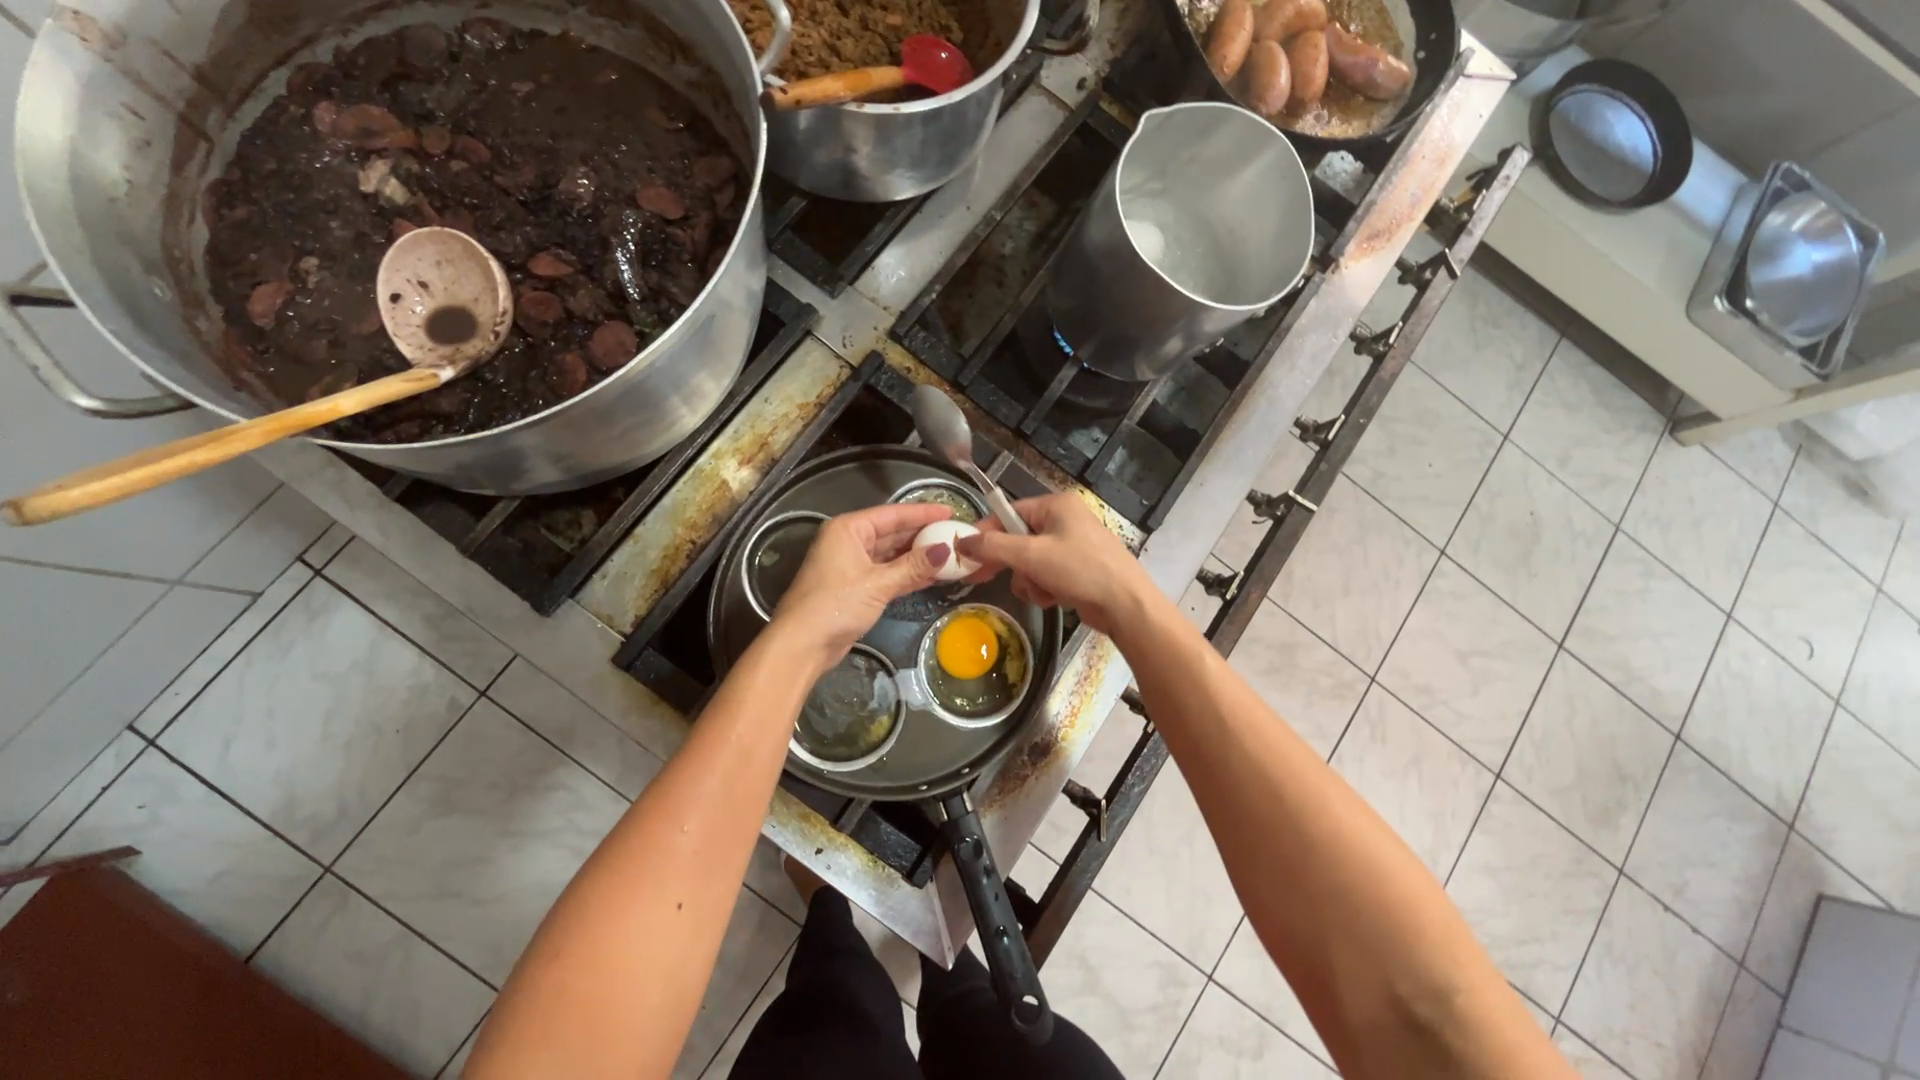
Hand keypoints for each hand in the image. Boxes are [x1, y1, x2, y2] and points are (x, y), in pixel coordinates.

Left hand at [767, 502, 954, 675]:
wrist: (803, 644)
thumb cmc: (835, 605)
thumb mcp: (878, 583)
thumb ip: (913, 566)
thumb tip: (946, 550)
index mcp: (849, 529)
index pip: (892, 514)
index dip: (923, 512)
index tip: (950, 511)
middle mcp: (850, 542)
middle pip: (893, 533)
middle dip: (923, 535)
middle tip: (955, 534)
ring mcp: (853, 565)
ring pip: (892, 555)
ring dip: (919, 557)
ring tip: (951, 554)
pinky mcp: (858, 588)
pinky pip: (889, 574)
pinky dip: (909, 575)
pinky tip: (933, 575)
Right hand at [956, 494, 1151, 634]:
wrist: (1126, 605)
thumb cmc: (1080, 570)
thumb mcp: (1031, 556)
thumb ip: (993, 546)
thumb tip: (961, 541)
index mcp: (1056, 505)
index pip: (1009, 513)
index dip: (985, 533)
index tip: (965, 554)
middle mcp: (1065, 520)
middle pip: (1018, 538)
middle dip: (1009, 562)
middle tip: (982, 579)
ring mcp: (1073, 545)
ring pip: (1030, 561)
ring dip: (1029, 579)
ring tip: (1040, 591)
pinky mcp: (1078, 569)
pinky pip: (1046, 574)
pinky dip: (1044, 587)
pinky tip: (1053, 598)